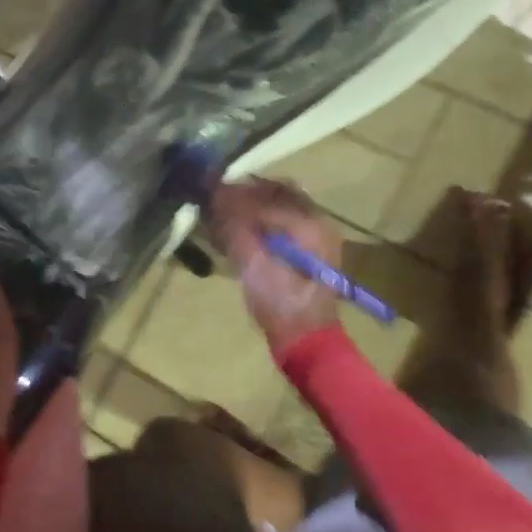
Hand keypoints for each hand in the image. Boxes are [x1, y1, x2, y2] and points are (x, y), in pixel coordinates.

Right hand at [207, 178, 342, 350]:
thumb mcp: (252, 264)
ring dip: (256, 207)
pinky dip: (267, 221)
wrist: (307, 340)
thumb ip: (234, 226)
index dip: (235, 193)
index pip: (266, 194)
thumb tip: (215, 196)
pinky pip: (289, 223)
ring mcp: (321, 237)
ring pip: (284, 207)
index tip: (209, 192)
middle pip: (279, 194)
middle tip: (218, 201)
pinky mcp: (316, 251)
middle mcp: (320, 222)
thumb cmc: (279, 303)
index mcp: (308, 223)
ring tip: (228, 216)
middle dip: (246, 195)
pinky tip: (246, 233)